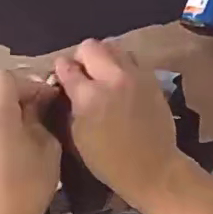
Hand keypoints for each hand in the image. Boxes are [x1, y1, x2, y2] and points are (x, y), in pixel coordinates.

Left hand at [0, 69, 61, 213]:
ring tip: (32, 135)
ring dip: (11, 116)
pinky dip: (2, 130)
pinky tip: (17, 149)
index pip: (7, 78)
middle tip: (44, 116)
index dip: (29, 84)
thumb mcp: (48, 147)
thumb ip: (40, 118)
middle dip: (22, 100)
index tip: (47, 99)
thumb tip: (37, 105)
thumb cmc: (29, 185)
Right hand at [52, 39, 190, 212]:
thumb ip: (70, 105)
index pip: (66, 66)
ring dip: (104, 57)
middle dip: (81, 57)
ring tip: (102, 75)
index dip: (60, 70)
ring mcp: (135, 76)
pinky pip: (132, 60)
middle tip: (81, 74)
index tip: (60, 77)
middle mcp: (111, 78)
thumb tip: (66, 89)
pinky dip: (122, 65)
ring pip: (114, 47)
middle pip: (91, 46)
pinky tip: (120, 83)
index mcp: (88, 95)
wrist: (152, 167)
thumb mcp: (77, 135)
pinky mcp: (151, 79)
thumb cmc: (108, 160)